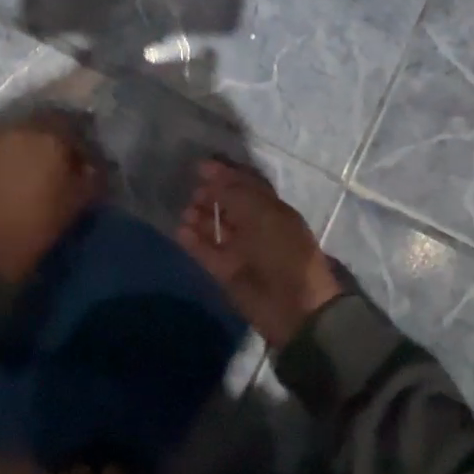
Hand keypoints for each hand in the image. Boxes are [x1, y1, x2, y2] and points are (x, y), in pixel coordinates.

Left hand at [0, 112, 99, 283]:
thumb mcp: (78, 203)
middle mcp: (19, 126)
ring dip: (28, 137)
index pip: (75, 121)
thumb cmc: (38, 227)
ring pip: (17, 126)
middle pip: (43, 119)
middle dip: (55, 133)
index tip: (87, 155)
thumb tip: (95, 165)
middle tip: (61, 154)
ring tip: (33, 158)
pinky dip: (3, 146)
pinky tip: (7, 162)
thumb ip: (93, 176)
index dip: (84, 139)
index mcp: (50, 135)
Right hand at [176, 159, 342, 347]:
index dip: (225, 174)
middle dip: (211, 195)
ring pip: (216, 228)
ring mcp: (241, 251)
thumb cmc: (283, 252)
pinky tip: (179, 230)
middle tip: (192, 189)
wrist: (294, 308)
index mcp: (273, 210)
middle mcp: (256, 227)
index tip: (201, 166)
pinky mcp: (227, 273)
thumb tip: (212, 174)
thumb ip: (236, 193)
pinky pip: (207, 252)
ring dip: (200, 217)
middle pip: (229, 206)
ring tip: (185, 210)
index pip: (246, 185)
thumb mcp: (263, 214)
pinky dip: (193, 241)